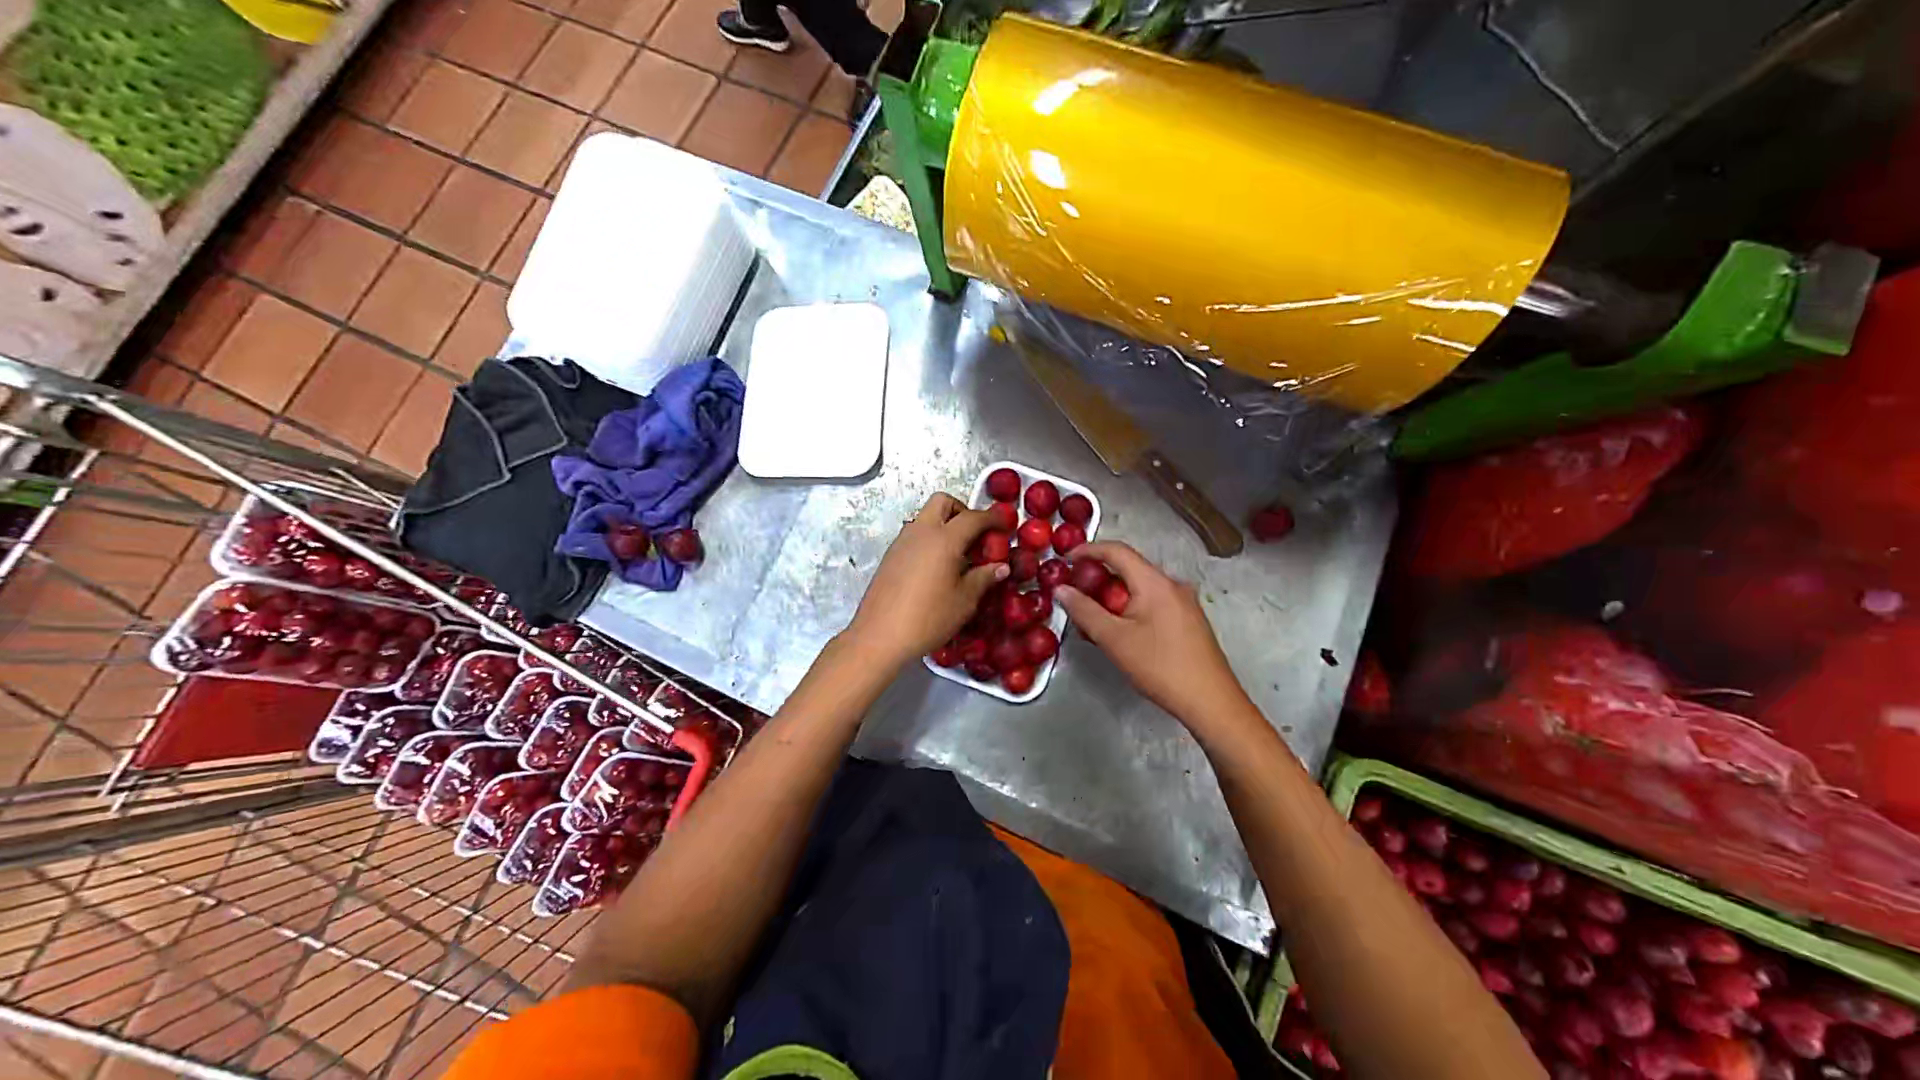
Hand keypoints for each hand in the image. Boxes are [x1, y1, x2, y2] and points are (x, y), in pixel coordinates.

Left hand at [844, 492, 1007, 666]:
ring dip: (945, 525)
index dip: (992, 518)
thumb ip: (984, 578)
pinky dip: (930, 540)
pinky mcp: (891, 556)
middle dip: (963, 511)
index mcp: (943, 539)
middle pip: (943, 502)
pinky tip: (938, 569)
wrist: (879, 637)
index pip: (973, 517)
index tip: (1004, 526)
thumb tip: (999, 567)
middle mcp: (920, 532)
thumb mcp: (965, 601)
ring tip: (959, 556)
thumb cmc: (927, 619)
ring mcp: (902, 542)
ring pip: (926, 517)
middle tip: (976, 536)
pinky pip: (915, 535)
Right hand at [1054, 541, 1252, 730]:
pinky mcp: (1188, 621)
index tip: (1066, 560)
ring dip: (1113, 598)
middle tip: (1075, 596)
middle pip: (1129, 569)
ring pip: (1140, 589)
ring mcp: (1184, 603)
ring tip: (1092, 621)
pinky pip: (1153, 603)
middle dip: (1098, 580)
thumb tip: (1062, 589)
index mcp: (1155, 582)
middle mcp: (1173, 585)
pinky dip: (1130, 609)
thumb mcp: (1114, 639)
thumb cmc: (1160, 667)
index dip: (1088, 550)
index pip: (1117, 551)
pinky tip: (1119, 633)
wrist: (1210, 701)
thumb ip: (1084, 611)